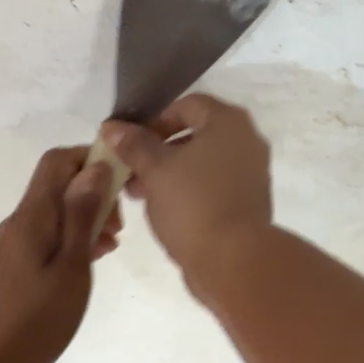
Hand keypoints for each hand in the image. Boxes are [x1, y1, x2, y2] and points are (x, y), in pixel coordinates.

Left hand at [0, 147, 122, 362]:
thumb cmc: (35, 322)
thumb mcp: (72, 265)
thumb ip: (83, 213)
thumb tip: (96, 166)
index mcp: (30, 217)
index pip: (58, 160)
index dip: (92, 158)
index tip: (122, 180)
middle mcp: (15, 225)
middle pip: (58, 185)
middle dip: (95, 192)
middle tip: (119, 226)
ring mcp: (8, 249)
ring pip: (54, 213)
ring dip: (86, 218)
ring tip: (109, 248)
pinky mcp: (8, 271)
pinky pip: (45, 236)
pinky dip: (71, 239)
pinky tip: (88, 264)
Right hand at [100, 95, 272, 281]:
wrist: (235, 257)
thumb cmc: (194, 203)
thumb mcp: (156, 170)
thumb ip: (134, 145)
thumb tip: (113, 126)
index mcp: (229, 121)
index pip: (187, 105)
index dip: (154, 120)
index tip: (128, 143)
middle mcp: (246, 137)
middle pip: (195, 132)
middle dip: (158, 149)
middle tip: (128, 172)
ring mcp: (251, 168)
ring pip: (202, 159)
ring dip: (169, 171)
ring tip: (137, 194)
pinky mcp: (248, 196)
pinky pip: (214, 181)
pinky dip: (189, 187)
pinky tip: (163, 208)